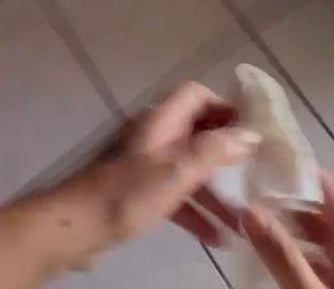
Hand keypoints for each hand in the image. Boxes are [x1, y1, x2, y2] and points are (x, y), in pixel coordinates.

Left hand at [59, 83, 258, 255]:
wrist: (78, 226)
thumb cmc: (129, 193)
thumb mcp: (177, 171)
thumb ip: (213, 151)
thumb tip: (249, 134)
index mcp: (161, 120)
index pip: (196, 95)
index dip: (224, 106)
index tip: (250, 129)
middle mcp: (155, 135)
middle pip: (196, 131)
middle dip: (225, 151)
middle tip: (254, 171)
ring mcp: (147, 164)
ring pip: (189, 167)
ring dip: (216, 189)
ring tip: (244, 217)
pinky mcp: (140, 191)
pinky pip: (177, 194)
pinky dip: (197, 211)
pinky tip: (217, 238)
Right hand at [243, 174, 333, 288]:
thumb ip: (281, 253)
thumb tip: (248, 209)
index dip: (306, 172)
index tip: (273, 159)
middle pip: (326, 215)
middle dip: (292, 202)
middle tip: (257, 194)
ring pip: (322, 240)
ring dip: (293, 228)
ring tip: (260, 224)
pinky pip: (320, 261)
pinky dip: (298, 252)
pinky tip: (276, 257)